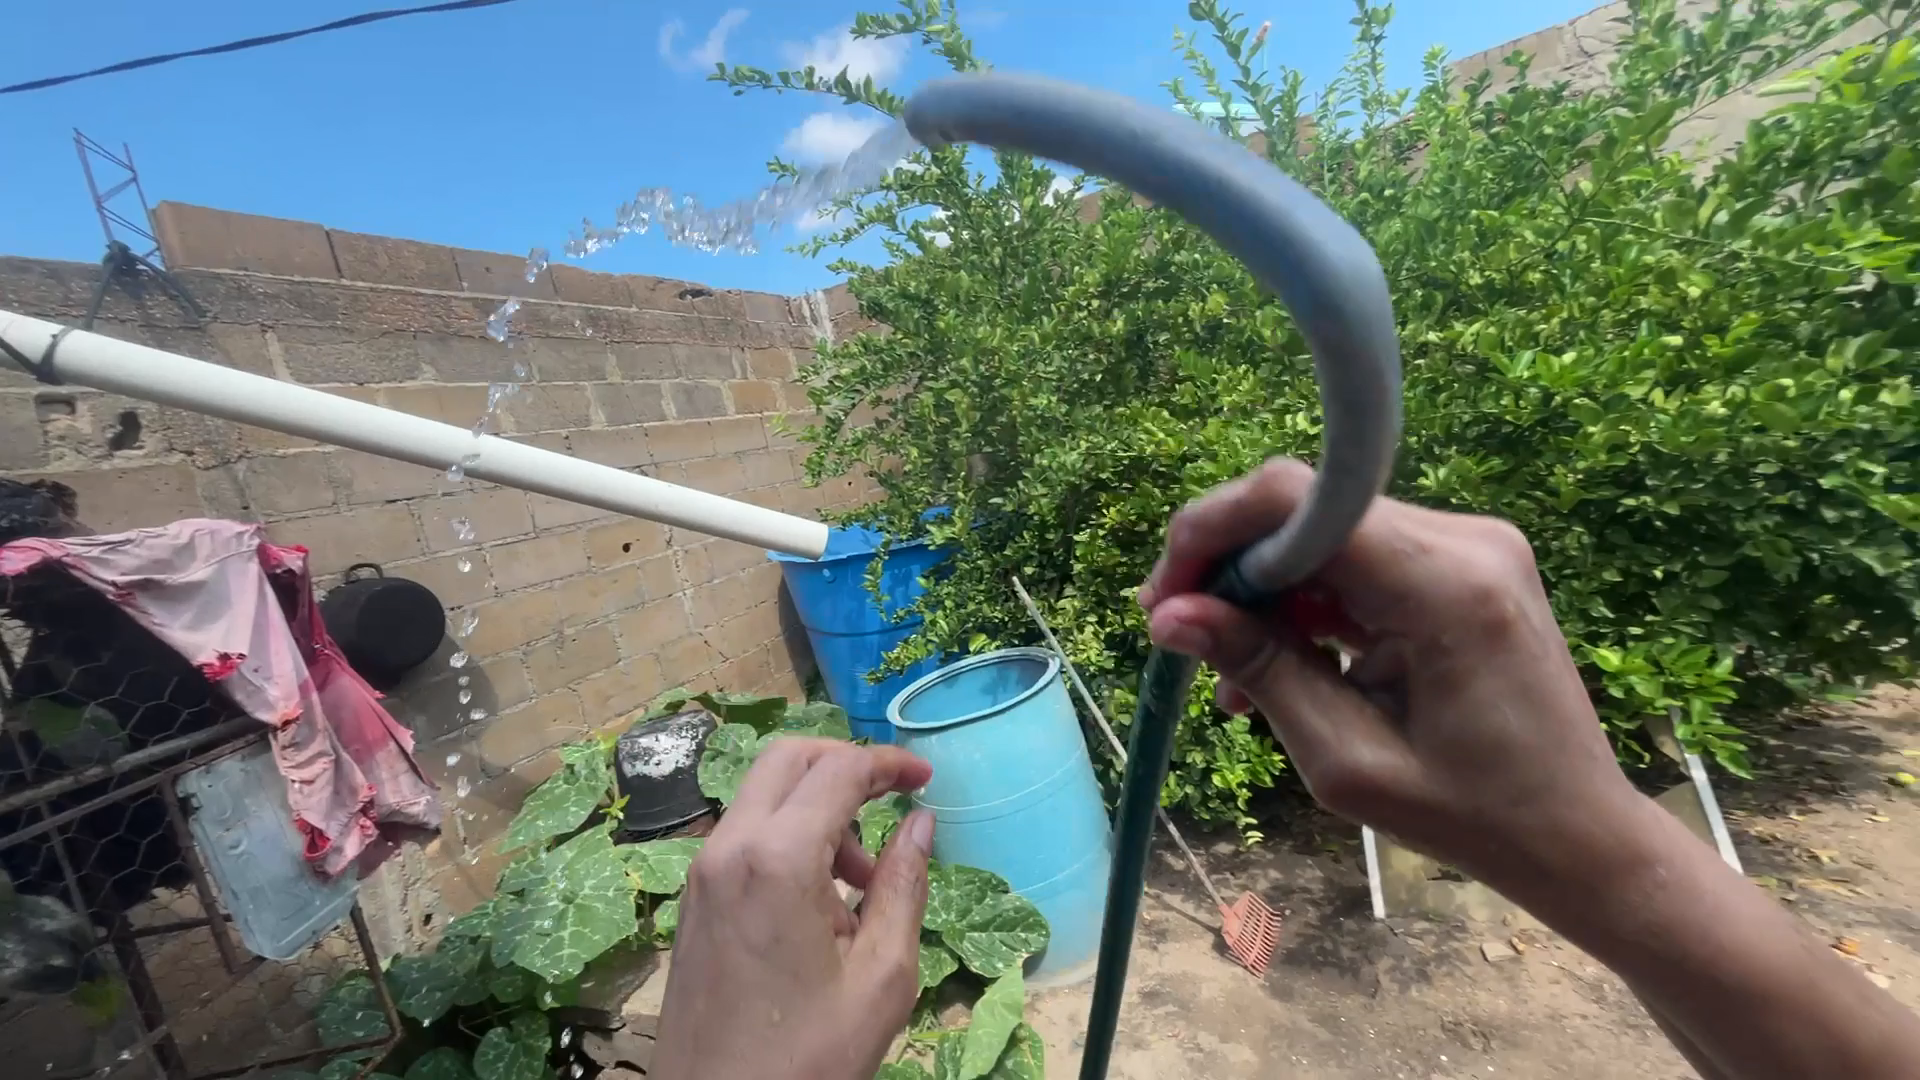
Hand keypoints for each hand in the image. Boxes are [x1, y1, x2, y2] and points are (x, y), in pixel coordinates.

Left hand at [651, 738, 935, 1079]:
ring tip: (861, 878)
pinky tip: (820, 896)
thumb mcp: (881, 975)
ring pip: (767, 792)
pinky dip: (791, 833)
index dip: (889, 763)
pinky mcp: (696, 894)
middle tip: (890, 798)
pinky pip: (749, 831)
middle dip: (846, 764)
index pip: (839, 771)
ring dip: (820, 805)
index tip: (926, 778)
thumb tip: (920, 822)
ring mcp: (705, 868)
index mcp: (778, 857)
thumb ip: (904, 884)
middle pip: (791, 758)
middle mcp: (731, 845)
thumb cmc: (808, 1057)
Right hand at [1137, 457, 1640, 900]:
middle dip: (1221, 565)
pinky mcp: (1451, 561)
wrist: (1578, 834)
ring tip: (1224, 667)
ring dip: (1254, 590)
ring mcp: (1461, 544)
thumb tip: (1167, 617)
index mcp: (1443, 584)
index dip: (1210, 530)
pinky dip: (1295, 601)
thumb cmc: (1470, 815)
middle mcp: (1459, 539)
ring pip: (1311, 533)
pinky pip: (1344, 558)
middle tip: (1175, 629)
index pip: (1294, 501)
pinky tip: (1273, 660)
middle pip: (1296, 511)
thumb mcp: (1344, 757)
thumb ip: (1258, 670)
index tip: (1164, 596)